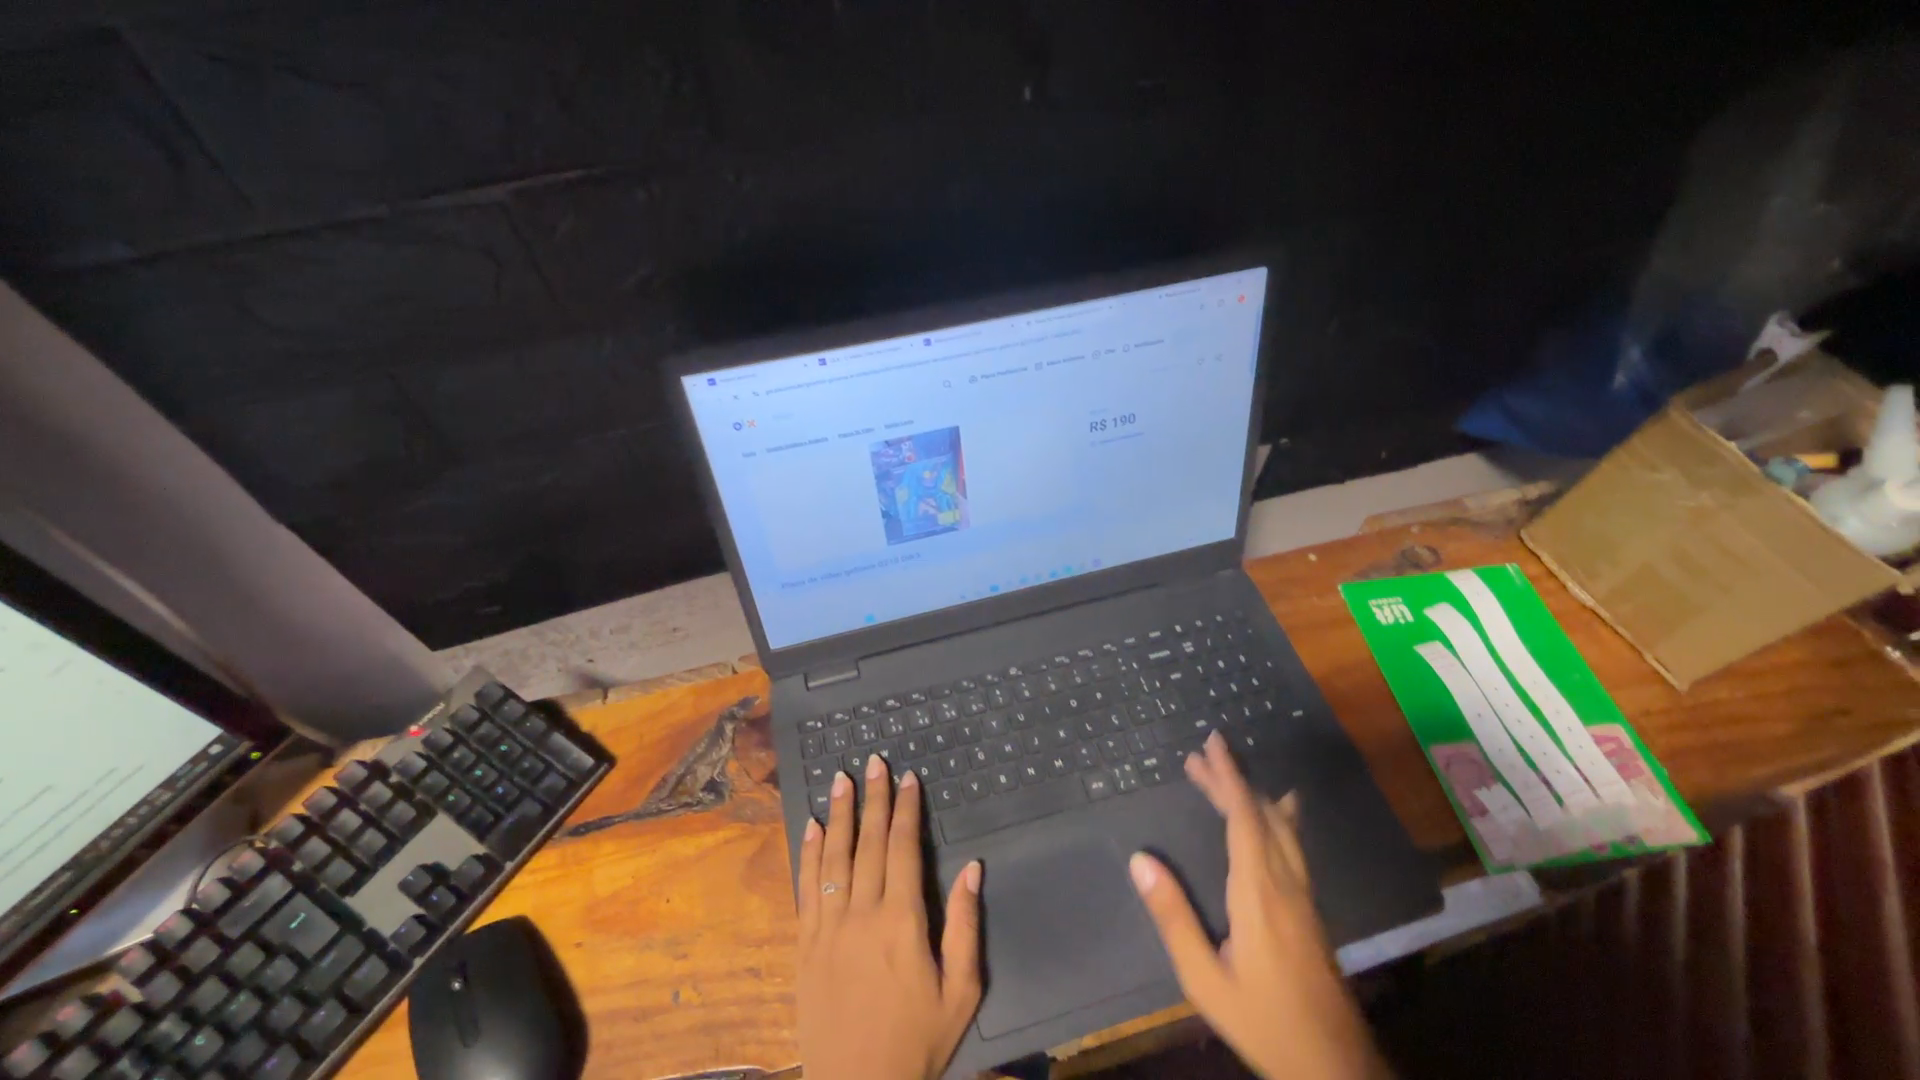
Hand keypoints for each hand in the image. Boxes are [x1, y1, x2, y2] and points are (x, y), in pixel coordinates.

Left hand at [796, 755, 982, 1079]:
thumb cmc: (918, 1039)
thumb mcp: (961, 990)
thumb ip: (964, 925)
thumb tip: (970, 867)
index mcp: (902, 921)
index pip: (903, 849)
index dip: (906, 810)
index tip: (908, 777)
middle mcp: (861, 913)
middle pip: (868, 843)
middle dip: (873, 799)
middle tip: (874, 760)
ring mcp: (827, 928)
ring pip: (833, 857)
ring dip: (839, 814)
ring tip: (841, 778)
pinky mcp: (804, 945)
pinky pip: (805, 889)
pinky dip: (809, 854)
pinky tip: (813, 827)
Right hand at [1129, 732, 1389, 1079]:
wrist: (1334, 1062)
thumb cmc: (1262, 1019)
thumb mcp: (1203, 978)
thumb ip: (1173, 917)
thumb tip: (1140, 859)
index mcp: (1258, 893)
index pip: (1244, 819)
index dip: (1227, 779)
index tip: (1211, 745)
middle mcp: (1286, 884)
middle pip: (1263, 816)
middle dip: (1233, 781)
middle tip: (1202, 754)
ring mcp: (1305, 897)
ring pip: (1283, 829)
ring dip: (1254, 797)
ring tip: (1231, 774)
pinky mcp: (1311, 911)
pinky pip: (1293, 845)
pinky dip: (1276, 818)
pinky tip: (1279, 817)